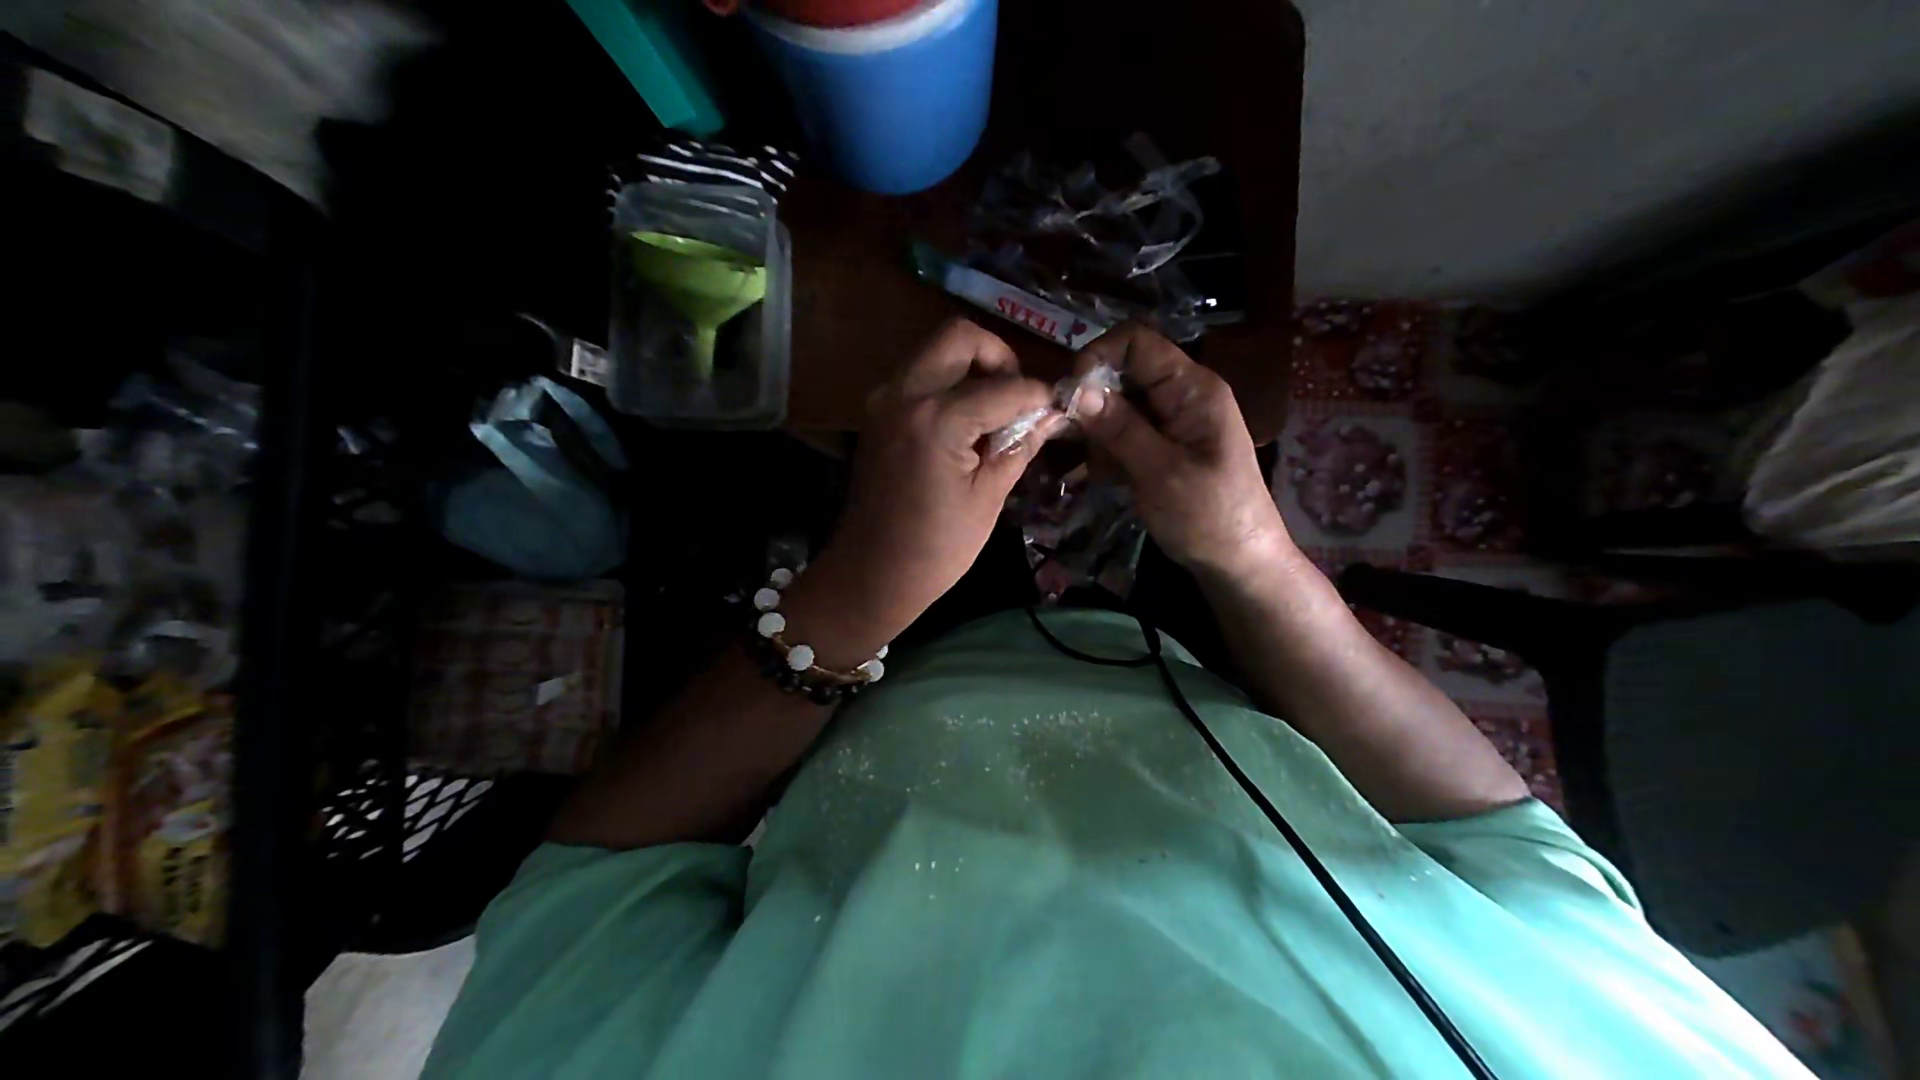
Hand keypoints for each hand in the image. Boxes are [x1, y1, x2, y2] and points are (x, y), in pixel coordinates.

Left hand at [791, 320, 1058, 661]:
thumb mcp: (988, 498)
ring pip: (935, 351)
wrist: (871, 574)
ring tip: (994, 411)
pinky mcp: (878, 412)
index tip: (1054, 409)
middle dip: (997, 357)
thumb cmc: (936, 548)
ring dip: (970, 367)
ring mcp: (884, 400)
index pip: (1004, 386)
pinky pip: (919, 376)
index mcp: (936, 419)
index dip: (1037, 396)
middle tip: (1016, 396)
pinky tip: (967, 423)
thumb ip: (1019, 446)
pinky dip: (947, 383)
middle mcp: (904, 394)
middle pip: (959, 336)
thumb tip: (1051, 416)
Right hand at [1075, 323, 1290, 577]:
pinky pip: (1124, 432)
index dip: (1098, 357)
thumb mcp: (1160, 472)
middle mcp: (1182, 394)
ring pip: (1117, 405)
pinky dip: (1109, 451)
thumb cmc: (1209, 516)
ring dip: (1099, 434)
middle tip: (1081, 445)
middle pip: (1122, 373)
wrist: (1240, 562)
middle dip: (1094, 404)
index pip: (1136, 342)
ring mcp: (1173, 420)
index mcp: (1192, 388)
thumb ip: (1120, 428)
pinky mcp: (1163, 444)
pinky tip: (1111, 479)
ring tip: (1104, 472)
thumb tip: (1077, 390)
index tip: (1072, 398)